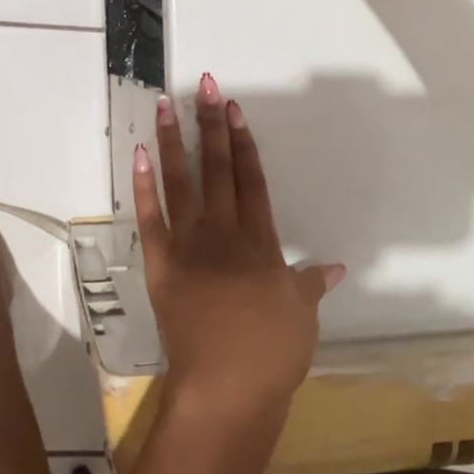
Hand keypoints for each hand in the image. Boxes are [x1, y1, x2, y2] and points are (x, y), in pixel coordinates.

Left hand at [132, 74, 344, 416]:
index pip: (251, 180)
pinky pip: (151, 219)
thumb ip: (310, 284)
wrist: (227, 387)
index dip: (242, 142)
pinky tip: (139, 156)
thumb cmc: (272, 353)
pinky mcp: (161, 264)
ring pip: (181, 183)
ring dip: (173, 143)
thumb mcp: (301, 315)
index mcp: (260, 242)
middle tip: (202, 87)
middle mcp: (224, 233)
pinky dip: (144, 187)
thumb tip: (334, 266)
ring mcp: (190, 246)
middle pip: (217, 169)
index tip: (233, 108)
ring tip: (165, 106)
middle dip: (210, 125)